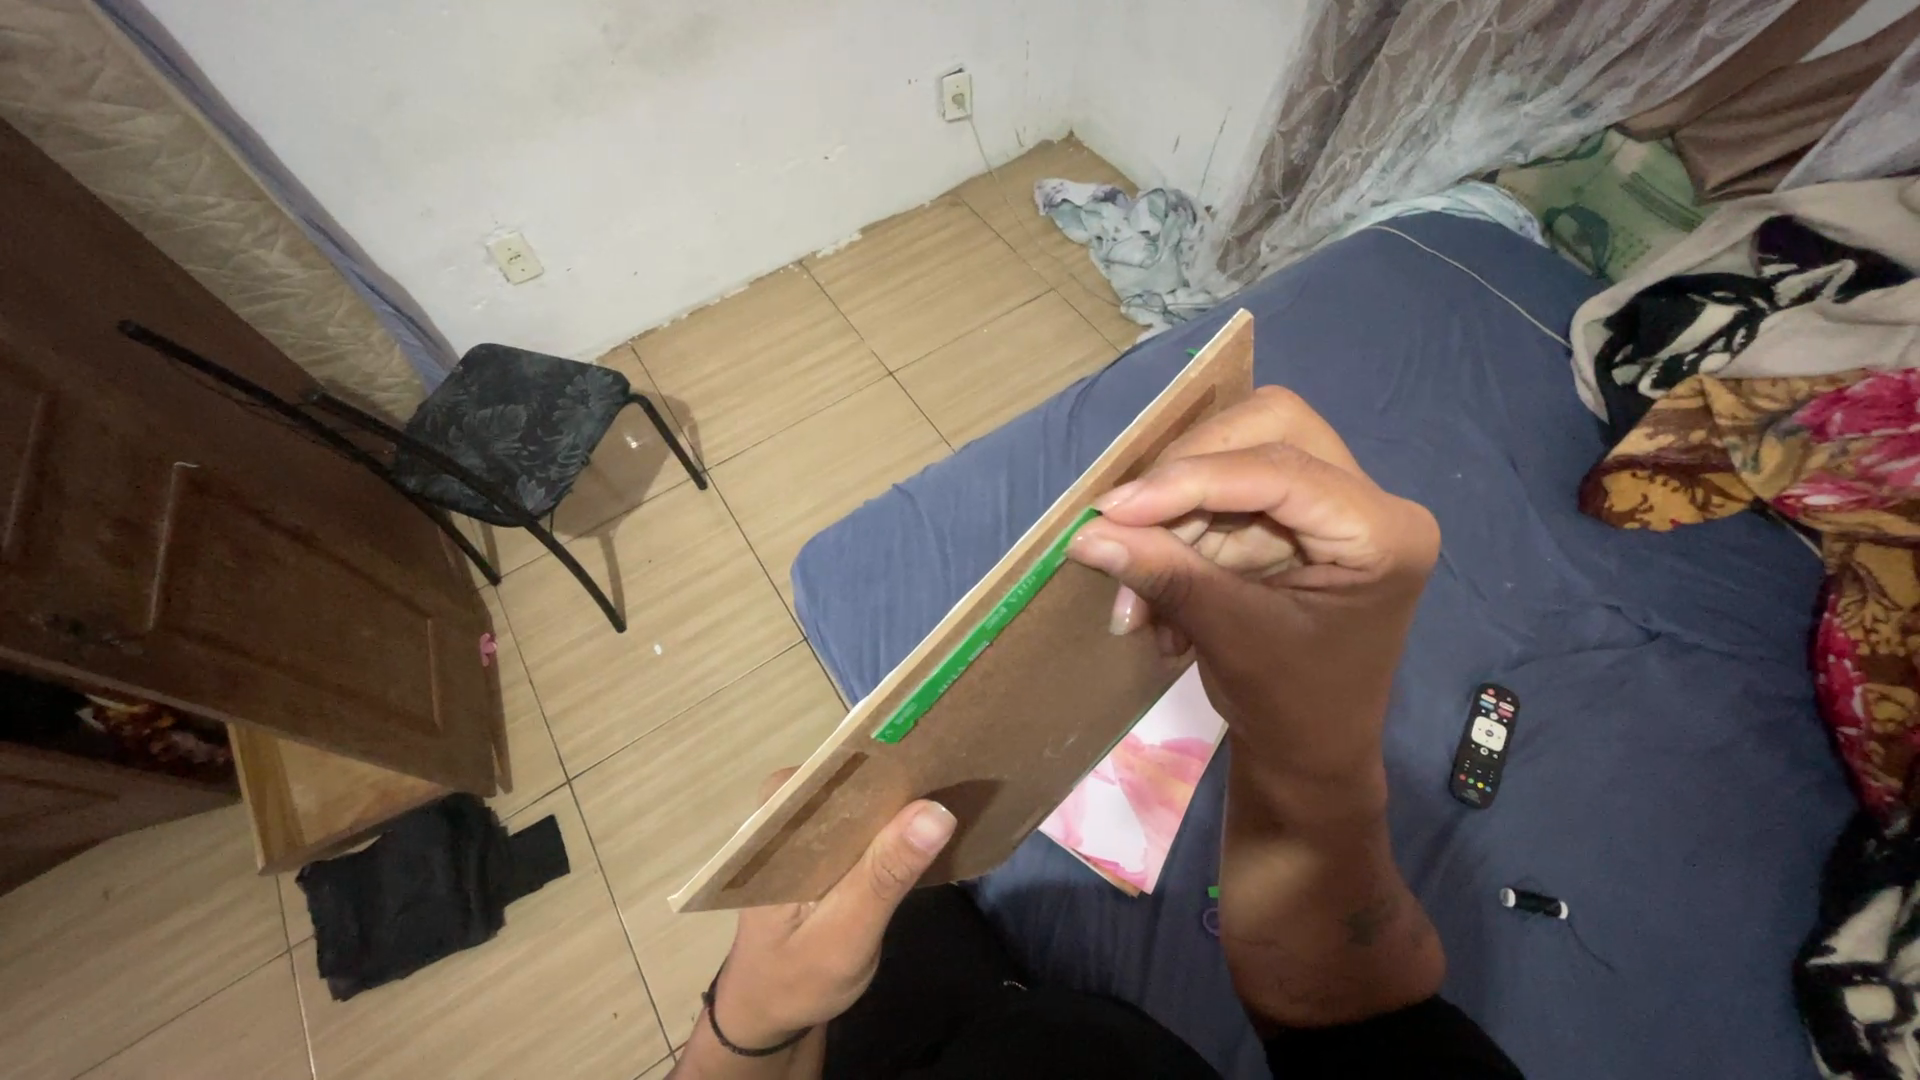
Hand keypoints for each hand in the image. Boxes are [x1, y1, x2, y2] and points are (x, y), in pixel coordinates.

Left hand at [705, 773, 956, 1047]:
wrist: (768, 1012)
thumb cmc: (796, 979)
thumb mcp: (845, 935)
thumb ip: (885, 875)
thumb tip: (936, 810)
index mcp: (778, 819)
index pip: (841, 767)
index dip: (891, 756)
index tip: (943, 752)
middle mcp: (789, 805)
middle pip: (856, 771)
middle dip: (905, 773)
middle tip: (962, 774)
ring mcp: (807, 819)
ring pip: (864, 790)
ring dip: (905, 794)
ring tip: (958, 789)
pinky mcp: (826, 836)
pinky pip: (866, 813)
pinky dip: (896, 819)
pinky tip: (932, 824)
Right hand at [1066, 386, 1438, 799]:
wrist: (1308, 751)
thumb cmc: (1294, 707)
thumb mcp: (1231, 639)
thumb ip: (1165, 576)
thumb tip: (1085, 534)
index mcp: (1381, 532)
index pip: (1280, 469)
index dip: (1189, 480)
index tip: (1112, 509)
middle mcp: (1361, 502)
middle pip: (1264, 430)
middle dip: (1184, 476)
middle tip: (1126, 522)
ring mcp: (1322, 506)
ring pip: (1231, 460)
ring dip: (1168, 522)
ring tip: (1136, 601)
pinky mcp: (1283, 521)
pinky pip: (1214, 501)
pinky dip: (1173, 543)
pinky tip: (1155, 605)